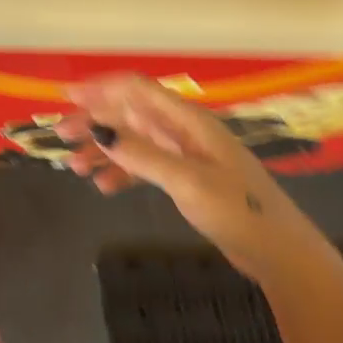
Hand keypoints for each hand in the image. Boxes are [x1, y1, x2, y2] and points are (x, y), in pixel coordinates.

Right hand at [57, 74, 329, 282]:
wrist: (281, 254)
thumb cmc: (238, 209)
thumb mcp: (187, 181)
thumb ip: (142, 155)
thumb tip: (99, 130)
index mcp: (187, 121)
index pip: (136, 90)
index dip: (101, 88)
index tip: (68, 96)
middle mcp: (183, 131)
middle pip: (129, 115)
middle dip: (95, 122)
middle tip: (61, 135)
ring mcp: (185, 155)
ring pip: (134, 141)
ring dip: (104, 150)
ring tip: (74, 165)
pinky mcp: (188, 179)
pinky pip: (145, 166)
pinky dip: (122, 172)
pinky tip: (104, 186)